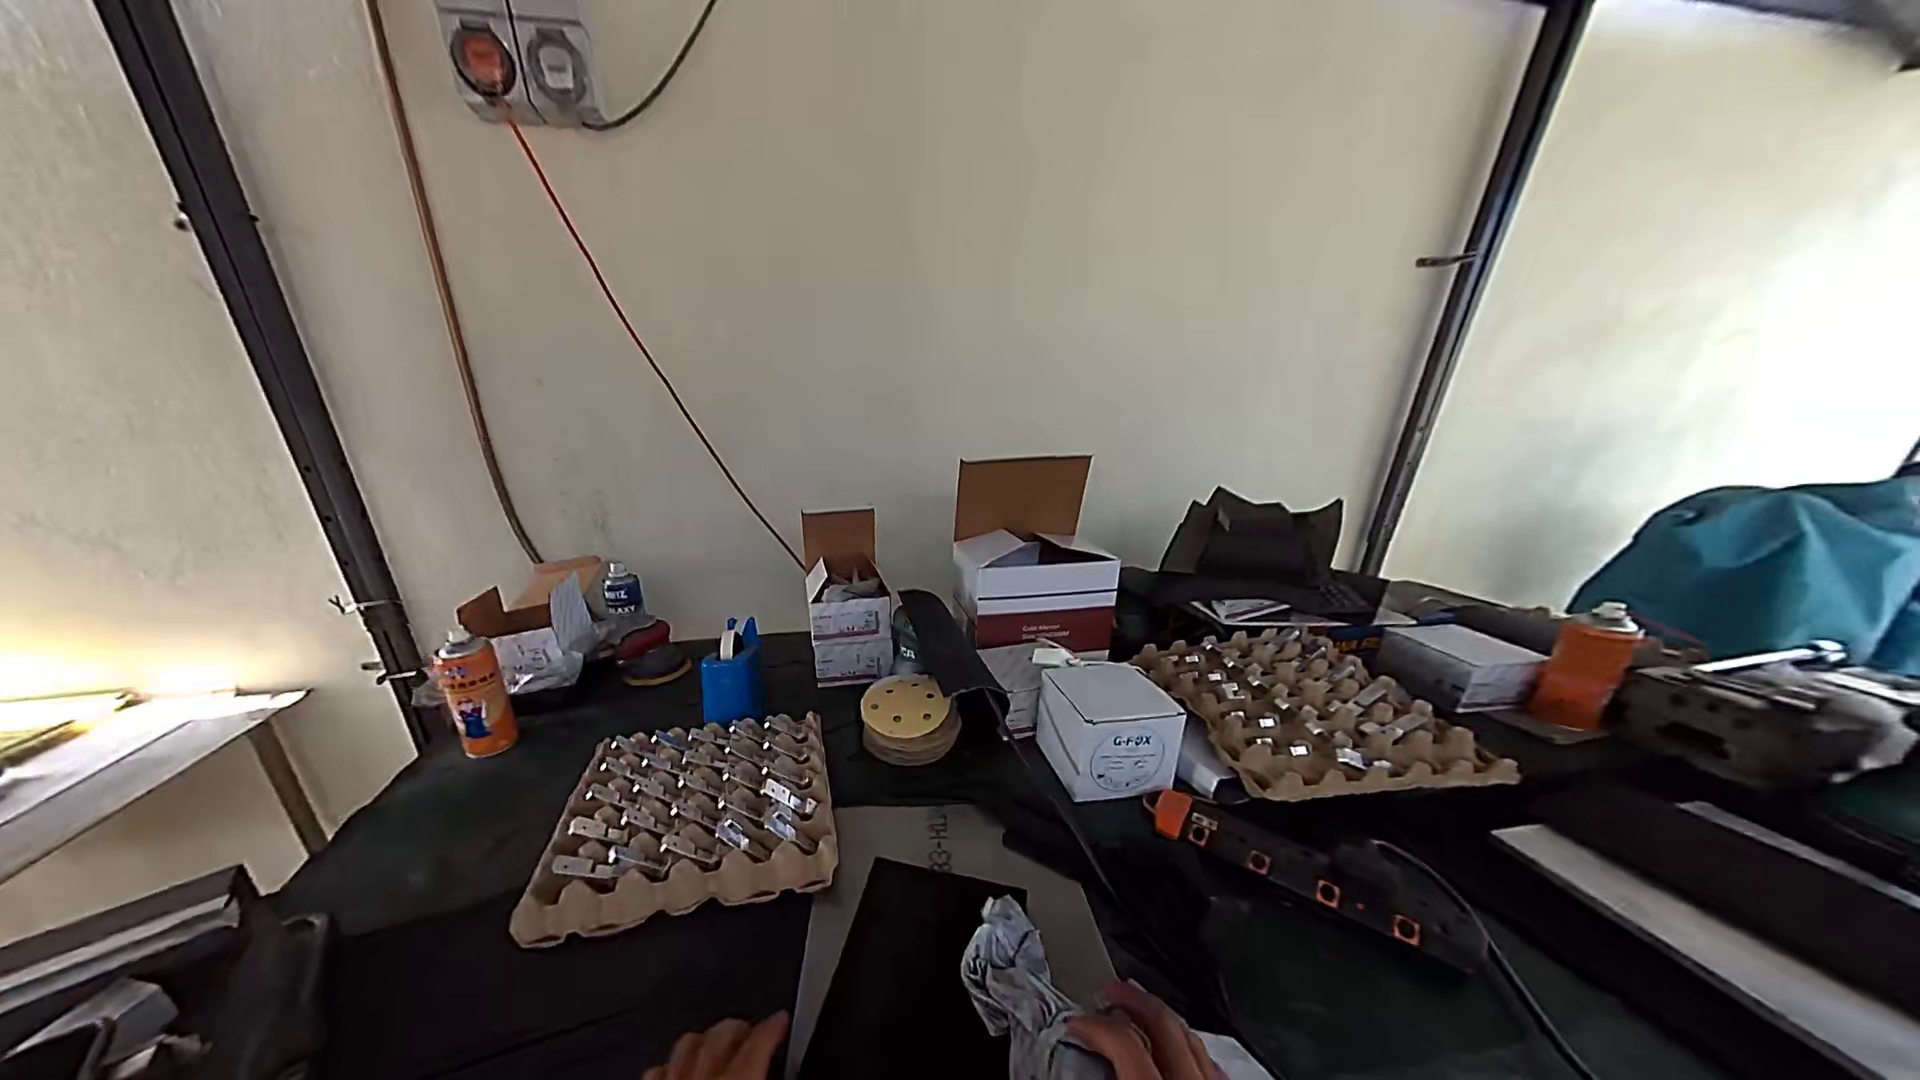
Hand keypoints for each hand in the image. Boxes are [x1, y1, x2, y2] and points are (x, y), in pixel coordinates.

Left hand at [641, 1011, 788, 1079]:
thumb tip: (777, 1064)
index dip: (774, 1023)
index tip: (781, 1019)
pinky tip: (677, 1070)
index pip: (760, 1037)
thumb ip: (763, 1071)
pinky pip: (656, 1072)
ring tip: (717, 1044)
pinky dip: (670, 1067)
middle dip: (739, 1027)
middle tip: (752, 1032)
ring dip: (704, 1041)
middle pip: (722, 1032)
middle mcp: (703, 1077)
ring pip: (685, 1045)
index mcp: (737, 1078)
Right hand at [1068, 981, 1223, 1079]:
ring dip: (1160, 1015)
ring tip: (1138, 1006)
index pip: (1124, 1041)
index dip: (1094, 1024)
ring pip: (1191, 1035)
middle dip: (1130, 998)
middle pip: (1162, 1022)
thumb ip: (1097, 1078)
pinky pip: (1212, 1064)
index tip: (1076, 1022)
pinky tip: (1179, 1043)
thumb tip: (1070, 1066)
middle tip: (1107, 990)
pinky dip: (1190, 1045)